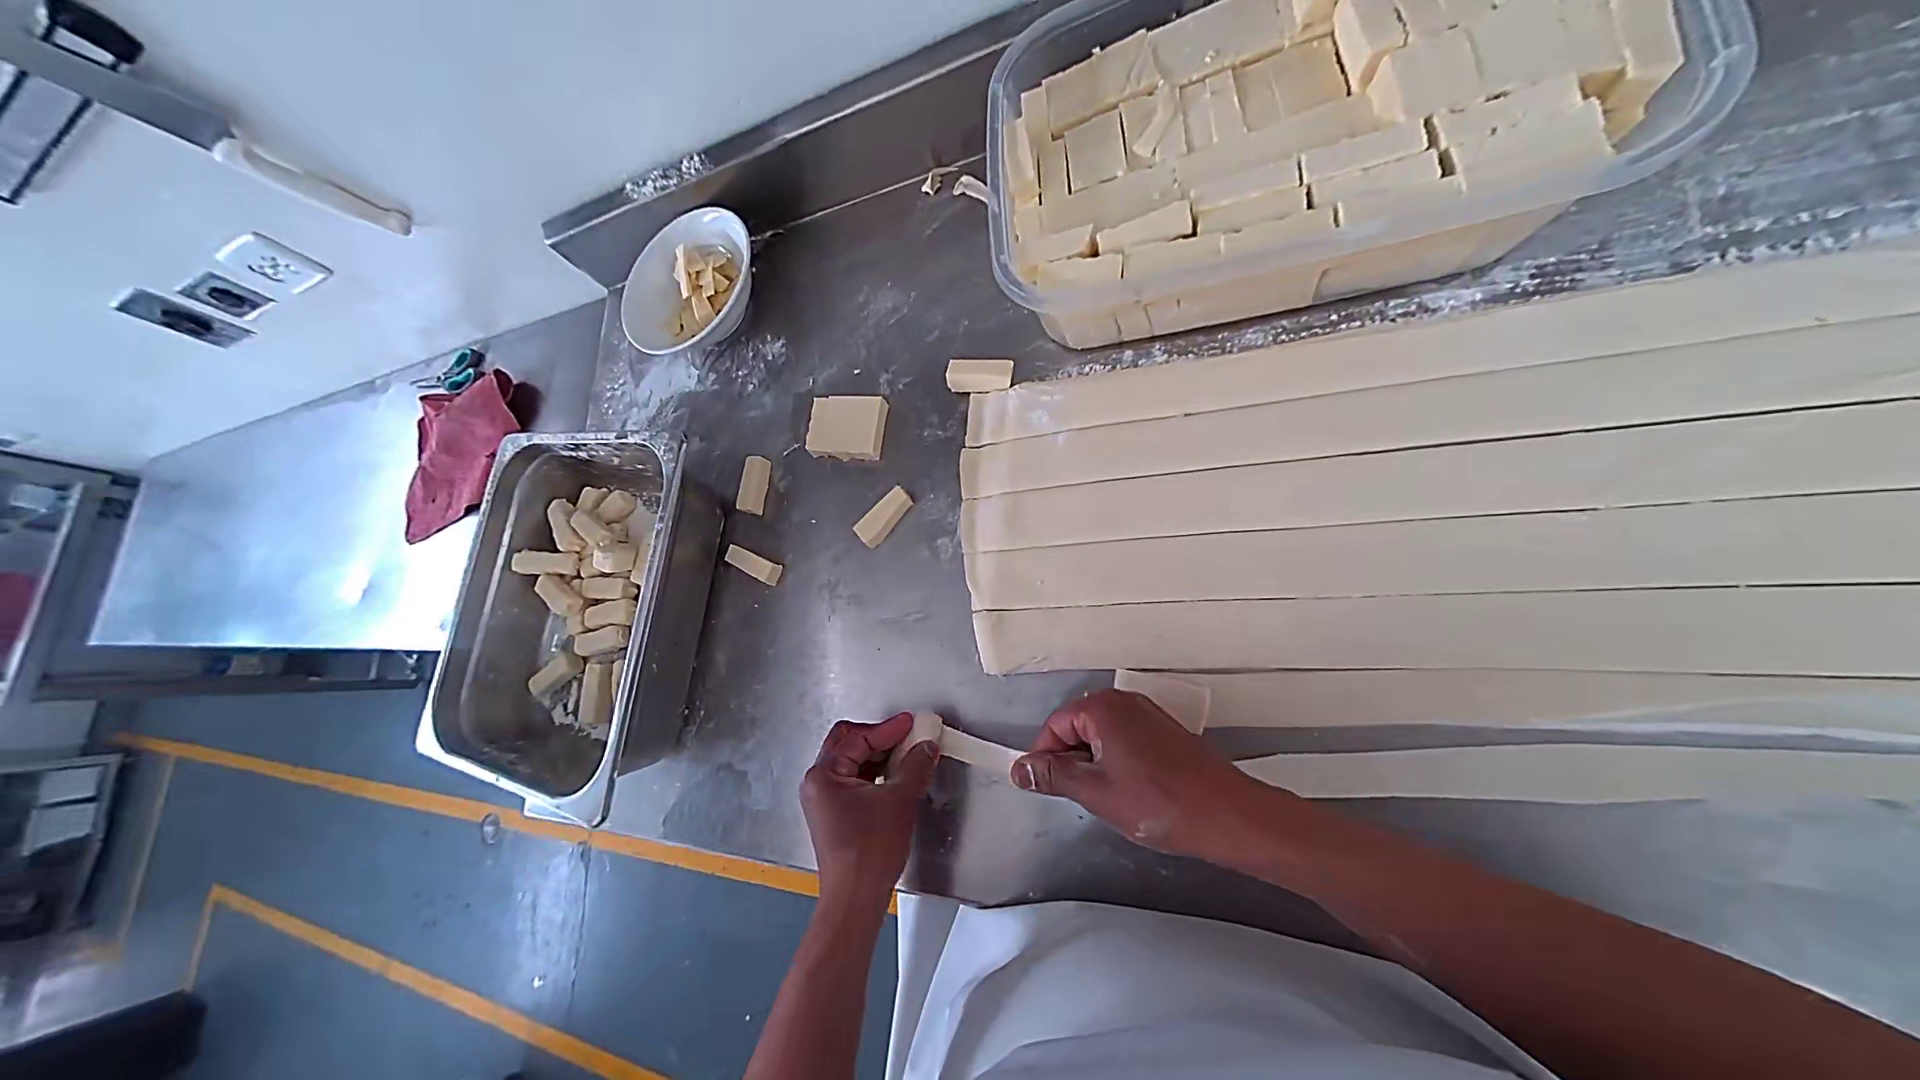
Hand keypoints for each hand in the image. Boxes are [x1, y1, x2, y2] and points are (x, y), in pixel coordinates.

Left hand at [801, 713, 938, 903]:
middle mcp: (818, 784)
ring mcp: (825, 800)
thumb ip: (916, 766)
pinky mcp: (835, 814)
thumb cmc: (866, 855)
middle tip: (908, 736)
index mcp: (824, 775)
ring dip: (880, 756)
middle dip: (881, 738)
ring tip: (908, 757)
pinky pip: (855, 781)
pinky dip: (876, 774)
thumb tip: (925, 748)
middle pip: (849, 743)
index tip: (912, 724)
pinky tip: (897, 778)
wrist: (856, 897)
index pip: (859, 737)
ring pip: (853, 762)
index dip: (890, 729)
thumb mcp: (900, 800)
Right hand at [1012, 689, 1281, 860]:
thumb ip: (1052, 776)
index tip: (1041, 784)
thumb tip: (1022, 768)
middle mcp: (1125, 702)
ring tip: (1107, 797)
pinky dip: (1117, 762)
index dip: (1044, 757)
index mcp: (1103, 708)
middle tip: (1078, 795)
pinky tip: (1129, 791)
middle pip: (1077, 726)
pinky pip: (1125, 739)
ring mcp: (1148, 715)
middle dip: (1070, 760)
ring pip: (1101, 735)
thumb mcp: (1095, 792)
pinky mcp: (1164, 731)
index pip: (1054, 725)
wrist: (1225, 815)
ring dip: (1094, 763)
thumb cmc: (1162, 803)